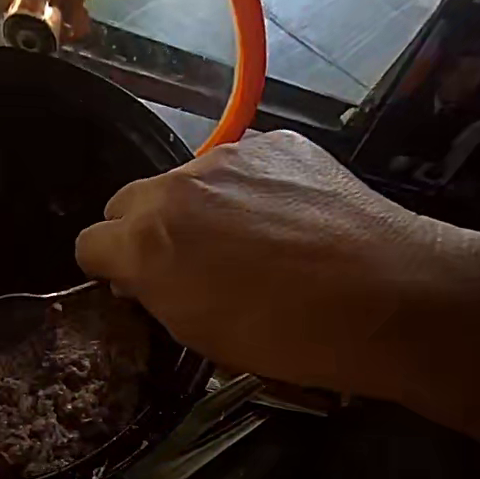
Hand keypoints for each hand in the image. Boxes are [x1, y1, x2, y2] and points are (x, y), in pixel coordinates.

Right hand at [74, 130, 479, 408]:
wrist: (391, 297)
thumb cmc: (282, 336)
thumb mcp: (194, 332)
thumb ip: (151, 292)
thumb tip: (138, 275)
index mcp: (144, 243)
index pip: (88, 243)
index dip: (105, 267)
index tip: (130, 284)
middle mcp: (172, 189)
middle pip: (124, 202)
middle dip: (139, 231)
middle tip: (180, 261)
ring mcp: (225, 158)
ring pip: (178, 182)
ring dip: (189, 208)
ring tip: (241, 237)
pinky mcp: (274, 142)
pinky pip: (233, 165)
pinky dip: (240, 188)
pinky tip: (280, 216)